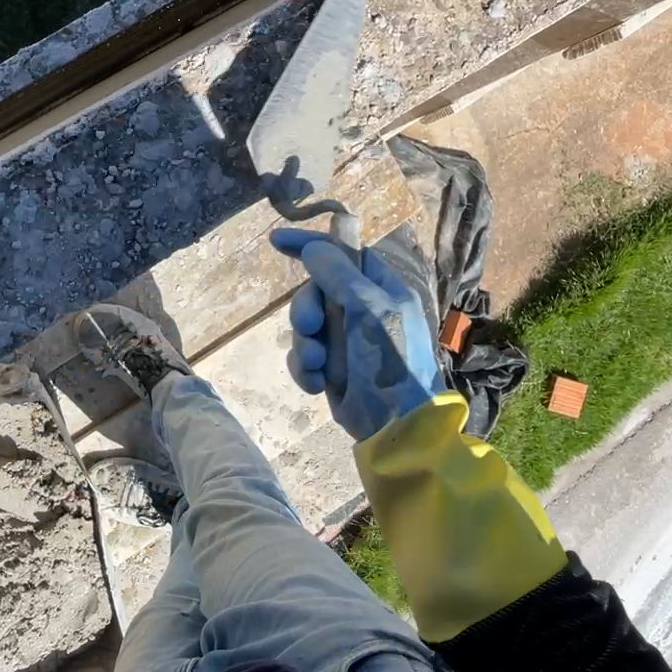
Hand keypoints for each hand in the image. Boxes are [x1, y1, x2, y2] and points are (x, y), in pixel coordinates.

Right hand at [268, 228, 445, 440]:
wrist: (396, 430)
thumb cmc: (390, 362)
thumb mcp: (368, 309)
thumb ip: (339, 273)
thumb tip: (313, 246)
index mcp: (380, 288)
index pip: (341, 252)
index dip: (309, 244)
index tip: (276, 241)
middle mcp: (362, 309)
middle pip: (315, 289)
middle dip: (306, 309)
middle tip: (310, 328)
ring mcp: (345, 339)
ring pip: (305, 324)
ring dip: (305, 344)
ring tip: (317, 365)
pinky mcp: (331, 367)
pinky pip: (303, 355)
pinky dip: (306, 368)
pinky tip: (317, 385)